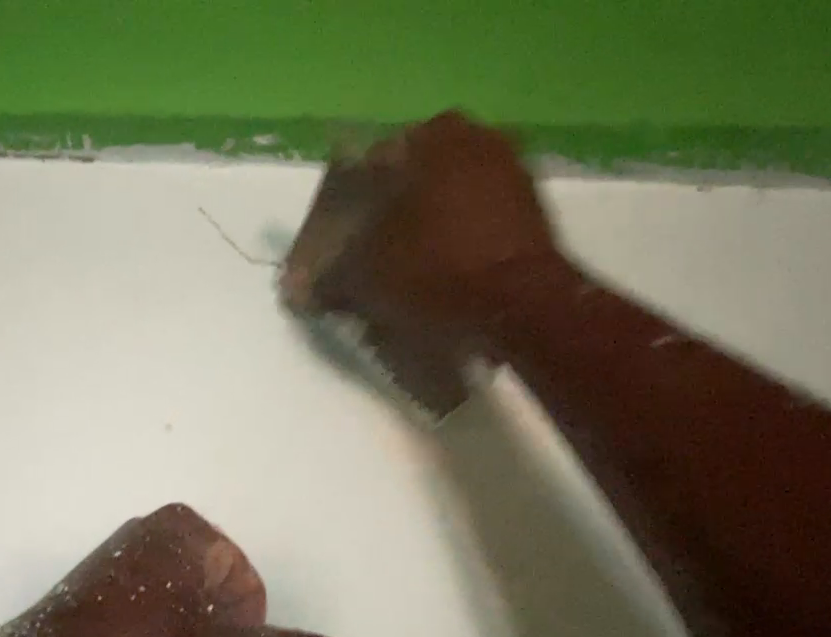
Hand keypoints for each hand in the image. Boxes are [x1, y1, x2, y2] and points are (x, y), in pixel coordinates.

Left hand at [28, 504, 375, 636]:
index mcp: (188, 526)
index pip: (248, 588)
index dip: (234, 634)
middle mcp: (154, 525)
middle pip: (215, 593)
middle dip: (207, 632)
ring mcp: (121, 550)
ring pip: (182, 602)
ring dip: (179, 635)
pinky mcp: (97, 579)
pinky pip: (147, 605)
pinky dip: (148, 631)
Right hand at [281, 112, 575, 411]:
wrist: (520, 306)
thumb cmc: (432, 273)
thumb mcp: (362, 277)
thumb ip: (326, 275)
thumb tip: (298, 287)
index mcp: (426, 136)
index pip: (364, 169)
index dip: (338, 217)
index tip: (329, 253)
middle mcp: (473, 137)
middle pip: (407, 185)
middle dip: (381, 224)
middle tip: (362, 267)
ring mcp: (510, 169)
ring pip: (441, 204)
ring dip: (417, 236)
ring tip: (398, 280)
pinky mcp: (533, 209)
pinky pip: (473, 223)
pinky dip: (451, 246)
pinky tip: (436, 279)